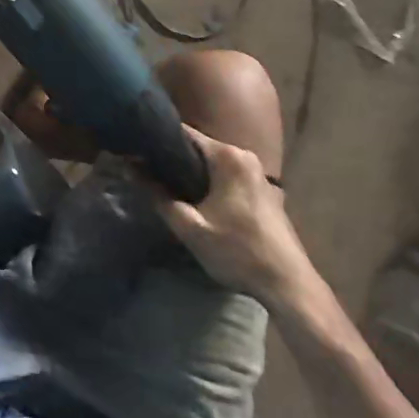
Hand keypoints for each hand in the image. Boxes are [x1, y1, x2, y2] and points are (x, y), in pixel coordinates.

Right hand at [151, 126, 314, 306]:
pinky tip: (198, 201)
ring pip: (214, 164)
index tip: (138, 150)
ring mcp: (257, 172)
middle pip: (200, 148)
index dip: (159, 140)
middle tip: (149, 173)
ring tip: (168, 187)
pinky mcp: (263, 190)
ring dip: (193, 174)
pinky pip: (228, 175)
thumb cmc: (238, 252)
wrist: (288, 284)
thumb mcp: (192, 228)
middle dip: (175, 159)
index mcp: (227, 156)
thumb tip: (130, 170)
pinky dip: (211, 183)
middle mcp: (244, 155)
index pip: (184, 133)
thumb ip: (160, 198)